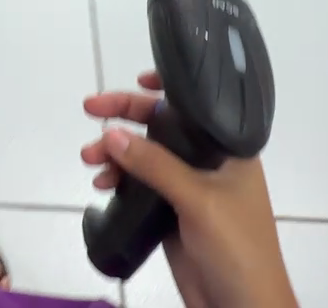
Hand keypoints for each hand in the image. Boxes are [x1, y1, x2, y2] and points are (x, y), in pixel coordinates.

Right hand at [81, 72, 297, 307]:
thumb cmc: (238, 250)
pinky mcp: (171, 212)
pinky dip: (118, 177)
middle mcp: (207, 161)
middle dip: (124, 116)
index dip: (166, 88)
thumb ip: (155, 164)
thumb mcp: (198, 201)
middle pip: (160, 126)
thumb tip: (111, 132)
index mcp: (227, 150)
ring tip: (89, 160)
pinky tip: (103, 183)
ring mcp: (188, 187)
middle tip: (89, 109)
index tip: (138, 78)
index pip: (193, 106)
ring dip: (115, 152)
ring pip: (144, 154)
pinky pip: (138, 182)